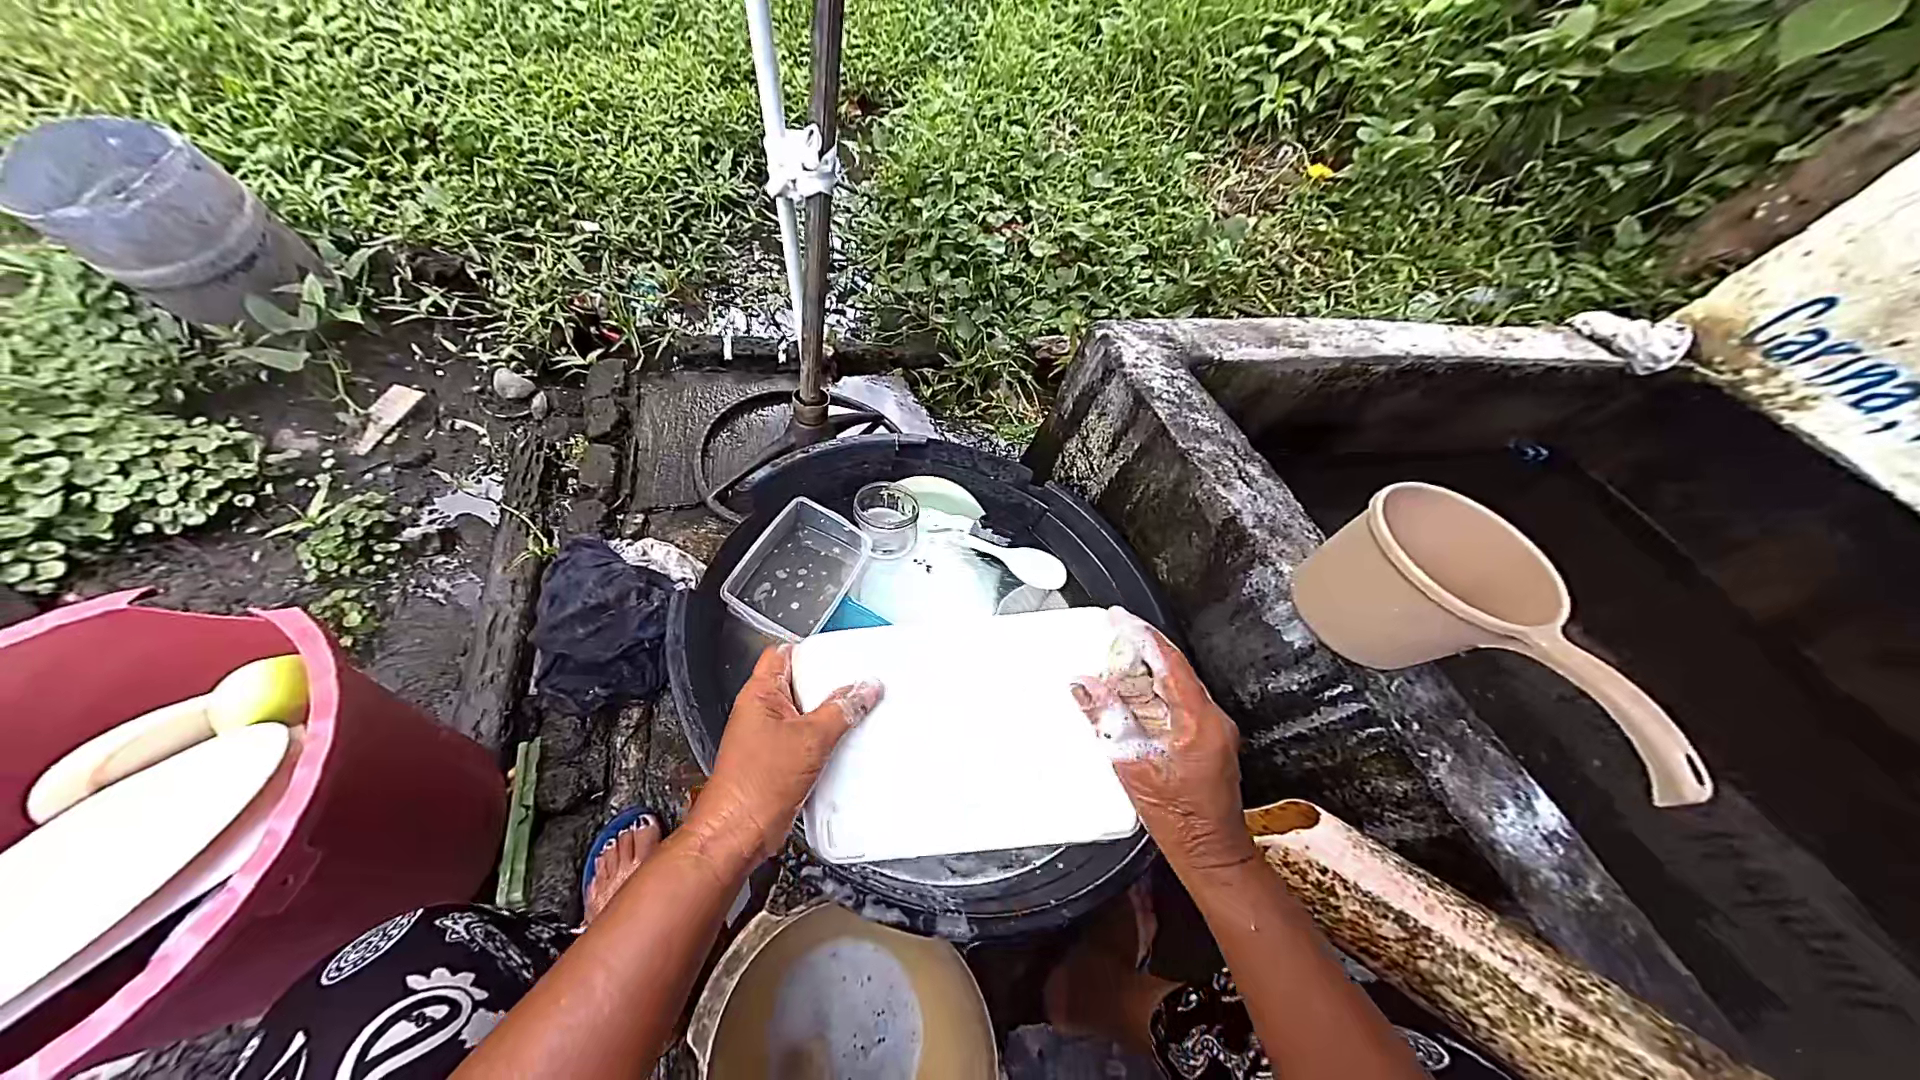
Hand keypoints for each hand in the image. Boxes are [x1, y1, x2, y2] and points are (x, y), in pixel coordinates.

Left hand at [688, 644, 881, 862]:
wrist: (740, 832)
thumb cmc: (753, 787)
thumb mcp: (812, 738)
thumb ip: (842, 710)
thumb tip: (863, 690)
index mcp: (758, 694)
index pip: (783, 654)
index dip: (811, 650)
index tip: (838, 655)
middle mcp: (760, 712)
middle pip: (799, 683)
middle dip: (827, 685)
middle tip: (853, 686)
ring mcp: (768, 736)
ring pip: (805, 713)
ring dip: (828, 715)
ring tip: (852, 714)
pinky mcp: (778, 759)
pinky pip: (807, 738)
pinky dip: (825, 739)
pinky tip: (841, 744)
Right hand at [1071, 610, 1255, 874]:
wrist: (1210, 853)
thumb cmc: (1181, 821)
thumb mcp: (1132, 765)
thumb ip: (1107, 720)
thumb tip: (1086, 685)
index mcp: (1199, 721)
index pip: (1170, 662)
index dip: (1142, 635)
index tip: (1119, 618)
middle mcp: (1212, 719)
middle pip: (1173, 669)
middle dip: (1139, 651)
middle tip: (1109, 637)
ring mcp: (1212, 728)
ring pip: (1174, 685)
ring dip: (1143, 674)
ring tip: (1112, 666)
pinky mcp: (1206, 737)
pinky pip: (1177, 702)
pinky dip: (1151, 694)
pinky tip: (1128, 698)